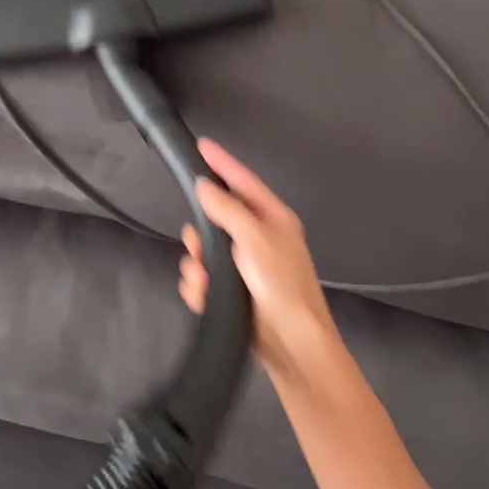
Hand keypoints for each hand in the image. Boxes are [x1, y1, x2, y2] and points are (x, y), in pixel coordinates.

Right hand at [178, 138, 342, 382]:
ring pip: (205, 251)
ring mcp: (244, 267)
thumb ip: (228, 208)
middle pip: (216, 218)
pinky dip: (199, 287)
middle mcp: (258, 238)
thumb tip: (205, 187)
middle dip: (202, 233)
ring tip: (205, 277)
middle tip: (199, 246)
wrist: (290, 342)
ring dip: (198, 264)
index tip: (202, 146)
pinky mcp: (232, 292)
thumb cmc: (282, 285)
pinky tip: (204, 294)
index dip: (222, 162)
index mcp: (273, 218)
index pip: (243, 181)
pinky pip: (203, 279)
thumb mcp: (255, 238)